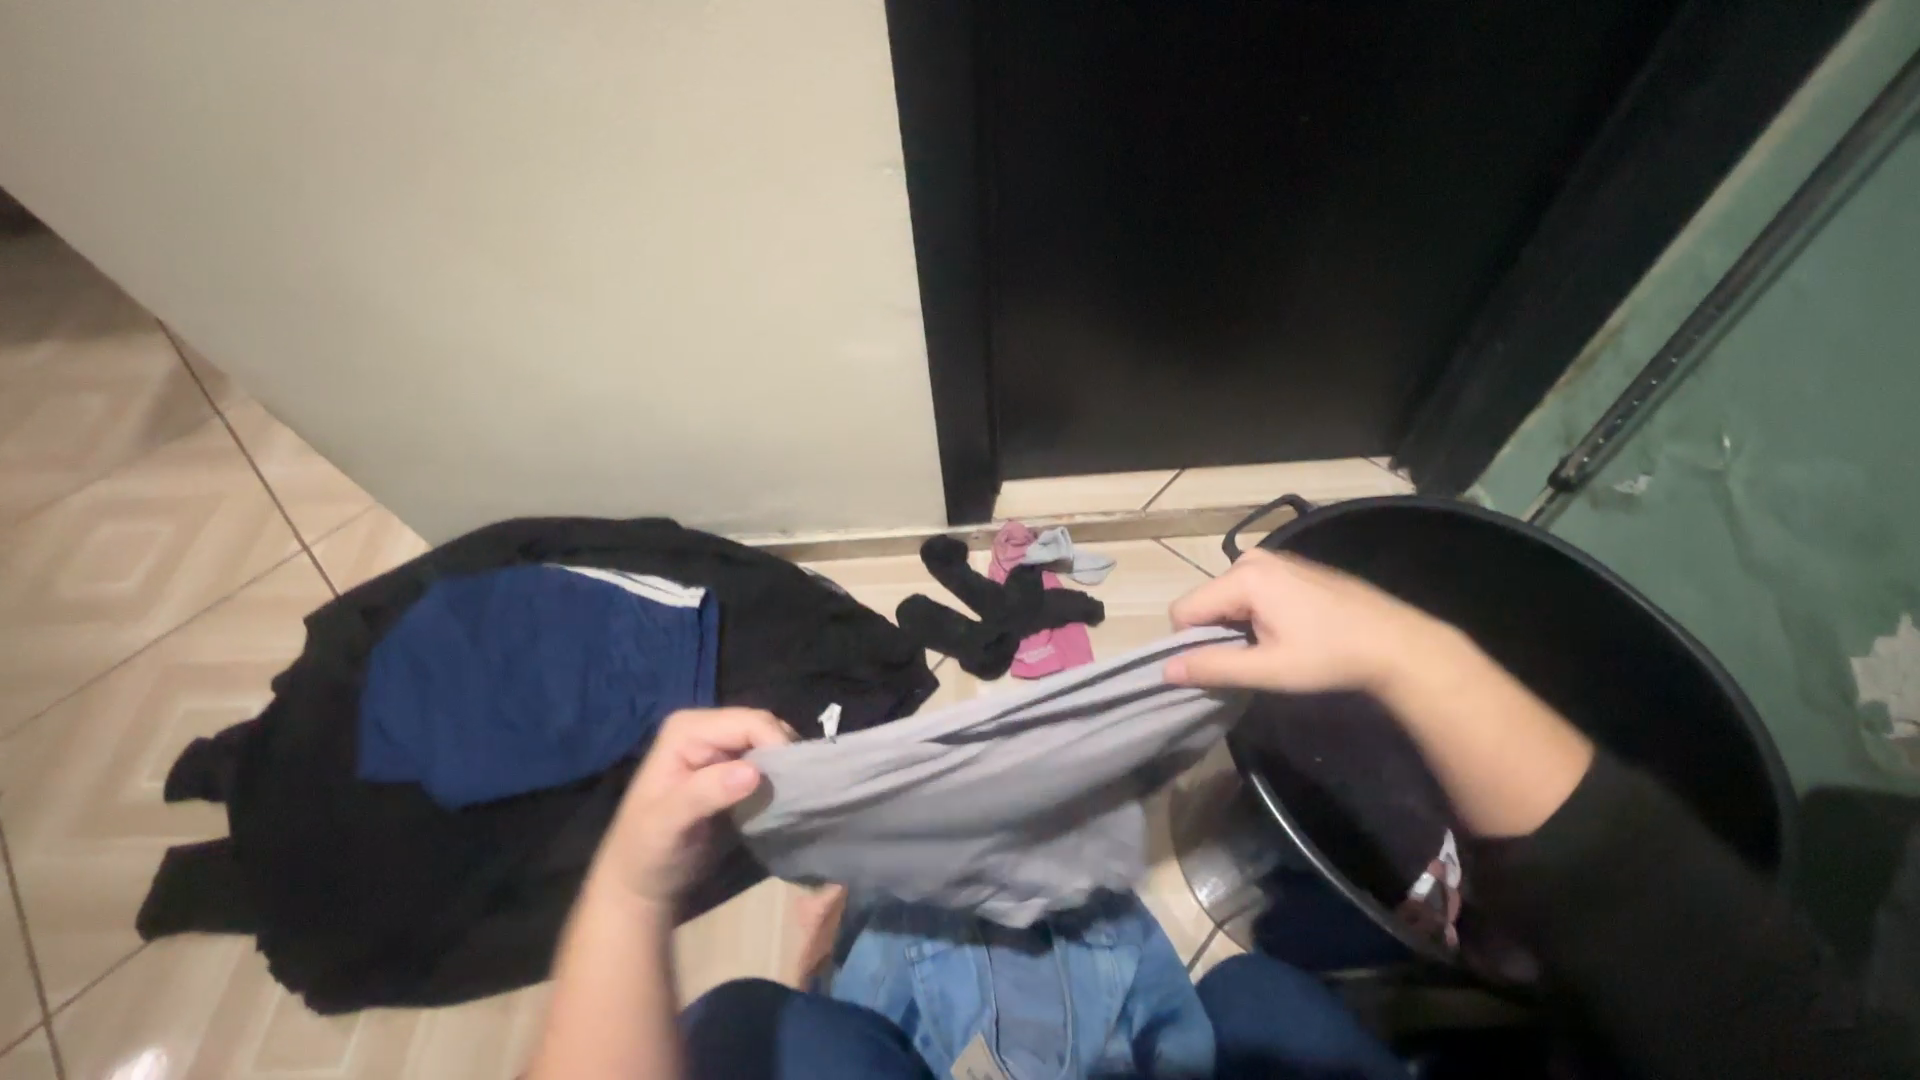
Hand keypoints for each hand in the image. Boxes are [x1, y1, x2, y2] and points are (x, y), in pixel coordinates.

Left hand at [598, 708, 793, 906]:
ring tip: (792, 794)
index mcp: (687, 729)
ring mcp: (719, 746)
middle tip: (796, 791)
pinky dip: (780, 775)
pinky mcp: (731, 767)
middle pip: (764, 726)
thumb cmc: (646, 853)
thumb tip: (753, 772)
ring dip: (785, 765)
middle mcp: (705, 728)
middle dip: (784, 754)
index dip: (776, 745)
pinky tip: (783, 797)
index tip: (791, 783)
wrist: (642, 882)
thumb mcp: (667, 826)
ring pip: (770, 741)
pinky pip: (767, 759)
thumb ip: (704, 795)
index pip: (749, 722)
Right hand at [1166, 549, 1463, 695]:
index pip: (1184, 610)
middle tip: (1254, 659)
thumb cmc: (1330, 657)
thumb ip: (1213, 667)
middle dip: (1216, 633)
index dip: (1191, 643)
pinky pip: (1248, 591)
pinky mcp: (1289, 567)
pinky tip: (1288, 632)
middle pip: (1205, 601)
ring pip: (1225, 598)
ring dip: (1236, 625)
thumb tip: (1165, 670)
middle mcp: (1252, 559)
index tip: (1223, 665)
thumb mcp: (1268, 669)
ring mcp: (1273, 559)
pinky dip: (1254, 614)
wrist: (1397, 643)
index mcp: (1244, 577)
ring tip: (1274, 647)